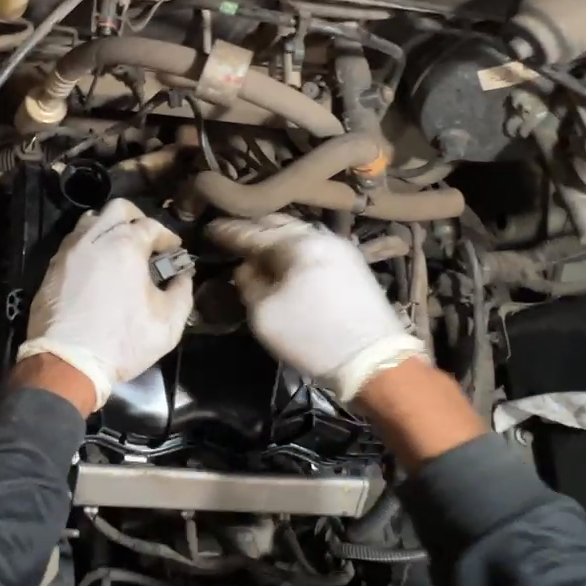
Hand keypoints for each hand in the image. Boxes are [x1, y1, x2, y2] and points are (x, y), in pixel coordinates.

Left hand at [18, 198, 194, 410]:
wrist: (66, 362)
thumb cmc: (122, 341)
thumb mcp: (168, 322)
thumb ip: (182, 291)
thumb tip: (183, 275)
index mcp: (125, 244)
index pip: (152, 225)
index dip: (168, 237)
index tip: (174, 251)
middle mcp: (95, 237)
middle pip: (118, 208)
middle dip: (138, 218)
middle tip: (148, 241)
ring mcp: (69, 250)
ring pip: (91, 220)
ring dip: (109, 227)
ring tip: (121, 250)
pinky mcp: (53, 266)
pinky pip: (74, 242)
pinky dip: (90, 244)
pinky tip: (98, 266)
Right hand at [208, 214, 427, 401]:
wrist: (376, 362)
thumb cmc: (313, 337)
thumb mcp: (264, 315)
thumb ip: (248, 283)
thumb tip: (245, 267)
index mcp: (296, 244)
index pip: (251, 231)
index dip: (227, 231)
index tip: (209, 229)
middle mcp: (319, 236)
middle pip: (277, 224)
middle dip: (251, 227)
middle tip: (229, 231)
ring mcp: (340, 248)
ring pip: (297, 233)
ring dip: (273, 237)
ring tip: (254, 243)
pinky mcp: (352, 265)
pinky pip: (312, 245)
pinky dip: (291, 247)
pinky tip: (283, 257)